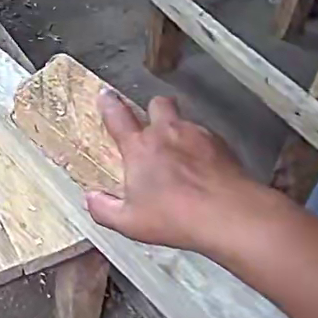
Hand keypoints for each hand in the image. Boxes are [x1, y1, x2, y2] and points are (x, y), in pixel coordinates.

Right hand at [87, 90, 287, 255]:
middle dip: (154, 109)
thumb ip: (105, 209)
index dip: (109, 104)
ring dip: (179, 130)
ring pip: (185, 119)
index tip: (106, 95)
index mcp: (140, 148)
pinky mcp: (221, 143)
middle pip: (158, 103)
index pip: (118, 117)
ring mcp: (196, 135)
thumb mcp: (130, 222)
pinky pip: (207, 136)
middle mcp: (167, 133)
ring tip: (180, 153)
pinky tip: (203, 167)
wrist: (227, 213)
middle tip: (152, 125)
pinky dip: (202, 147)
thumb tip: (91, 199)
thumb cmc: (175, 216)